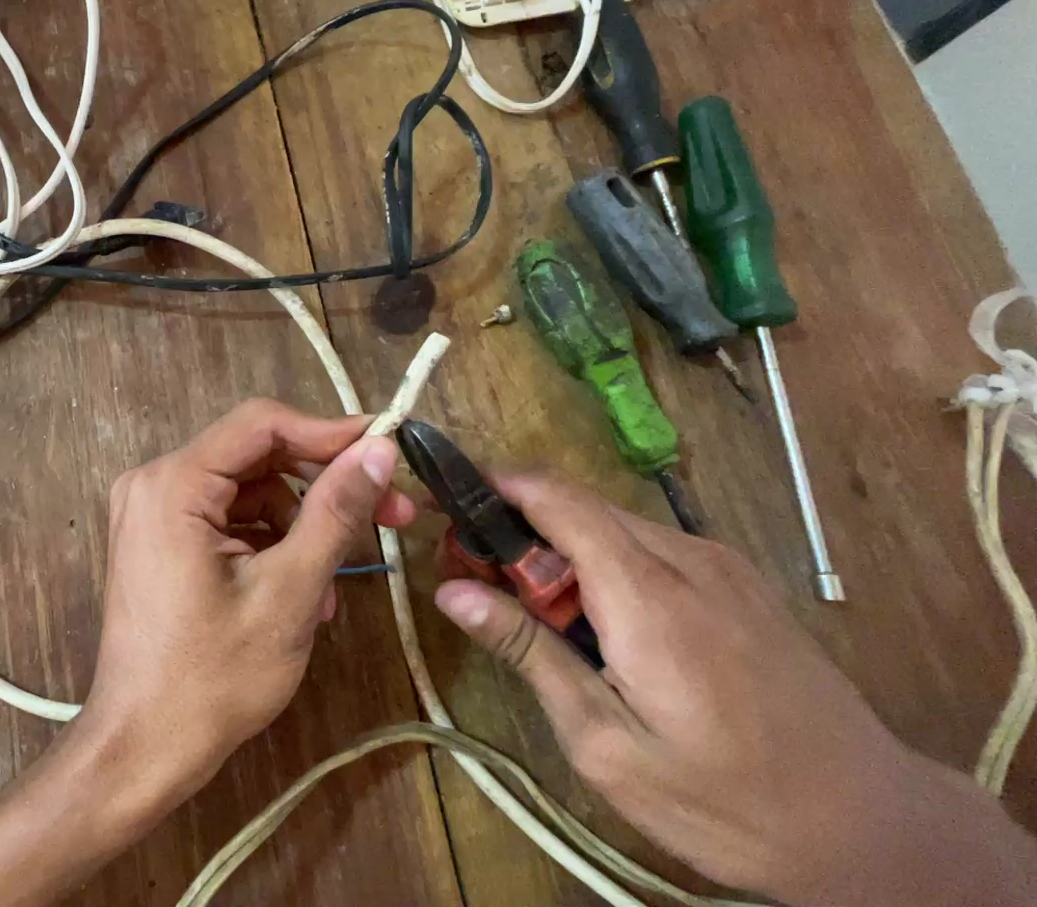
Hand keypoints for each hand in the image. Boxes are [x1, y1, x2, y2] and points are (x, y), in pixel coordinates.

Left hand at [78, 399, 410, 806]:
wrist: (144, 743)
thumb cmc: (213, 676)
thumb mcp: (289, 591)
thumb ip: (334, 512)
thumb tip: (379, 449)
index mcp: (172, 483)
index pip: (260, 424)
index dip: (329, 431)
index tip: (389, 448)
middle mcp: (153, 483)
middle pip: (255, 458)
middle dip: (322, 486)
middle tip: (393, 515)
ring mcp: (151, 512)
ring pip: (247, 493)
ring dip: (299, 529)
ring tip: (331, 591)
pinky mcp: (160, 540)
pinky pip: (227, 521)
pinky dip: (268, 547)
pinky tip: (301, 594)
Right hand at [424, 474, 1036, 905]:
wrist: (872, 829)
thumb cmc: (721, 796)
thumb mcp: (604, 741)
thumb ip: (529, 652)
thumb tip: (451, 591)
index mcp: (646, 594)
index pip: (556, 500)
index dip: (494, 488)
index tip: (445, 506)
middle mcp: (686, 561)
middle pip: (578, 507)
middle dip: (517, 525)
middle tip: (473, 573)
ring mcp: (722, 568)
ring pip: (613, 523)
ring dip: (560, 545)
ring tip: (531, 605)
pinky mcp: (741, 584)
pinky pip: (651, 544)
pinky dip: (604, 559)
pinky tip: (598, 617)